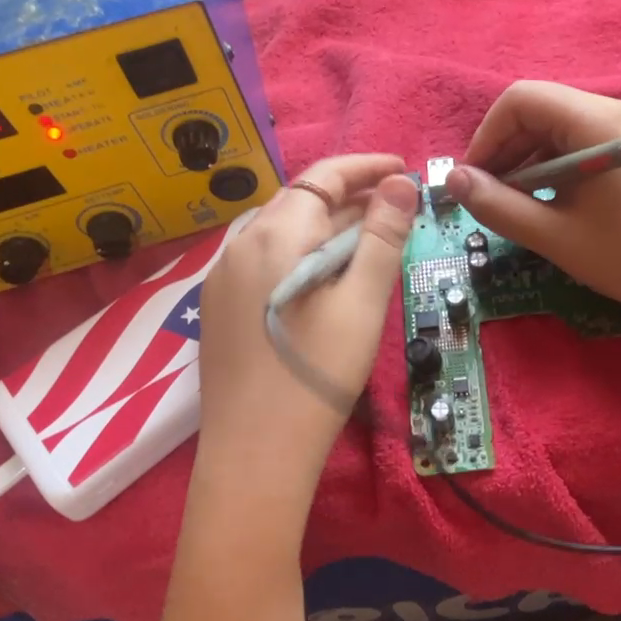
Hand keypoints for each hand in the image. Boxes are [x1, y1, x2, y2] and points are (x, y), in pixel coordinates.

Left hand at [197, 155, 419, 494]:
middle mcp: (240, 244)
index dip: (366, 166)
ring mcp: (221, 276)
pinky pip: (262, 258)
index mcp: (276, 234)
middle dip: (349, 196)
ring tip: (364, 242)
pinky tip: (319, 277)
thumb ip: (382, 236)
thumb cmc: (318, 376)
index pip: (324, 176)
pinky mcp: (216, 306)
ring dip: (323, 225)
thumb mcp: (362, 303)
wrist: (255, 454)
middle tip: (394, 208)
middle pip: (300, 200)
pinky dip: (298, 251)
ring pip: (279, 230)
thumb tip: (401, 182)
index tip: (404, 168)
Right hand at [445, 82, 620, 352]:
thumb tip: (452, 180)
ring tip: (517, 206)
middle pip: (541, 110)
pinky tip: (552, 203)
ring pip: (562, 127)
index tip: (472, 180)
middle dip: (506, 151)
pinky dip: (558, 166)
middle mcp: (617, 109)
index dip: (487, 136)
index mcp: (597, 121)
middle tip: (488, 198)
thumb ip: (498, 205)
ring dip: (530, 161)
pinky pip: (586, 141)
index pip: (521, 99)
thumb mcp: (554, 236)